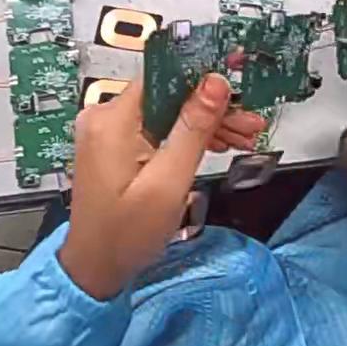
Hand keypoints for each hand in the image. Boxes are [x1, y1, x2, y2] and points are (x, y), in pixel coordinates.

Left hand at [59, 74, 263, 299]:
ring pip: (166, 112)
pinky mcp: (114, 144)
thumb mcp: (168, 183)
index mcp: (112, 120)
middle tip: (252, 124)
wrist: (94, 267)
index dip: (203, 80)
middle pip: (168, 96)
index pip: (163, 78)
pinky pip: (156, 128)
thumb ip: (193, 130)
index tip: (239, 89)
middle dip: (211, 109)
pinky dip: (184, 137)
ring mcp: (107, 131)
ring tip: (244, 137)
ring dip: (203, 124)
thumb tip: (214, 83)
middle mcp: (104, 116)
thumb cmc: (127, 234)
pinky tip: (217, 144)